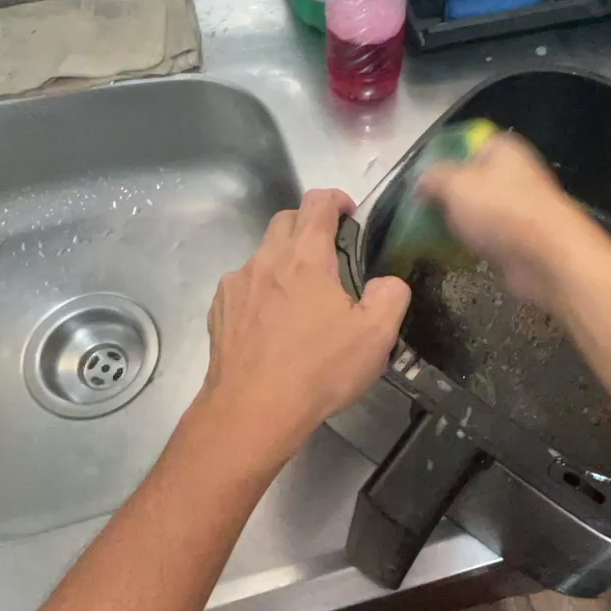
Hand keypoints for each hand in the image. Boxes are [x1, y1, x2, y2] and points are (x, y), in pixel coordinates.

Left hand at [196, 189, 410, 465]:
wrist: (252, 411)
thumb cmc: (318, 370)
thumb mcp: (376, 337)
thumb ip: (390, 296)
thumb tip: (387, 282)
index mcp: (305, 257)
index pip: (317, 202)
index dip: (337, 199)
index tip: (349, 213)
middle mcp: (266, 260)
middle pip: (285, 220)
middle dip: (309, 225)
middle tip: (330, 254)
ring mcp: (236, 285)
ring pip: (262, 254)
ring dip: (284, 261)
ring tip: (302, 297)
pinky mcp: (219, 310)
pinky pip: (243, 285)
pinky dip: (261, 290)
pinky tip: (272, 324)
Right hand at [416, 133, 610, 309]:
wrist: (548, 260)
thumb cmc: (501, 212)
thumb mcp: (456, 185)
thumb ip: (433, 178)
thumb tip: (420, 181)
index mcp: (501, 149)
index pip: (464, 142)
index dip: (438, 156)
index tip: (416, 176)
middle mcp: (511, 173)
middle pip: (468, 177)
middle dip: (443, 192)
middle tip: (415, 207)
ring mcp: (515, 206)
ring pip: (475, 208)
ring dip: (454, 220)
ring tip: (425, 231)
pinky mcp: (517, 237)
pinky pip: (484, 234)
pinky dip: (468, 241)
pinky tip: (447, 249)